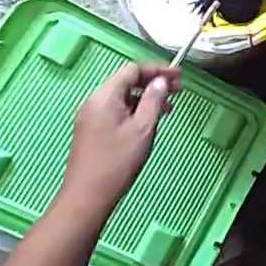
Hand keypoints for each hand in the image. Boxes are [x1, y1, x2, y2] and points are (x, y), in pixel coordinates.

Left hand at [61, 62, 181, 209]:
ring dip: (145, 98)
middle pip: (126, 81)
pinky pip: (116, 110)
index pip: (132, 70)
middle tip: (177, 90)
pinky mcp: (91, 130)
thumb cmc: (118, 162)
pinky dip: (135, 110)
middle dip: (152, 82)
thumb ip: (154, 100)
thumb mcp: (143, 128)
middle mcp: (94, 101)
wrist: (87, 196)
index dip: (157, 69)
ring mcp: (90, 116)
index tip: (179, 76)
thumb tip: (161, 81)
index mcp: (105, 96)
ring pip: (122, 97)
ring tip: (168, 108)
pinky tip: (149, 122)